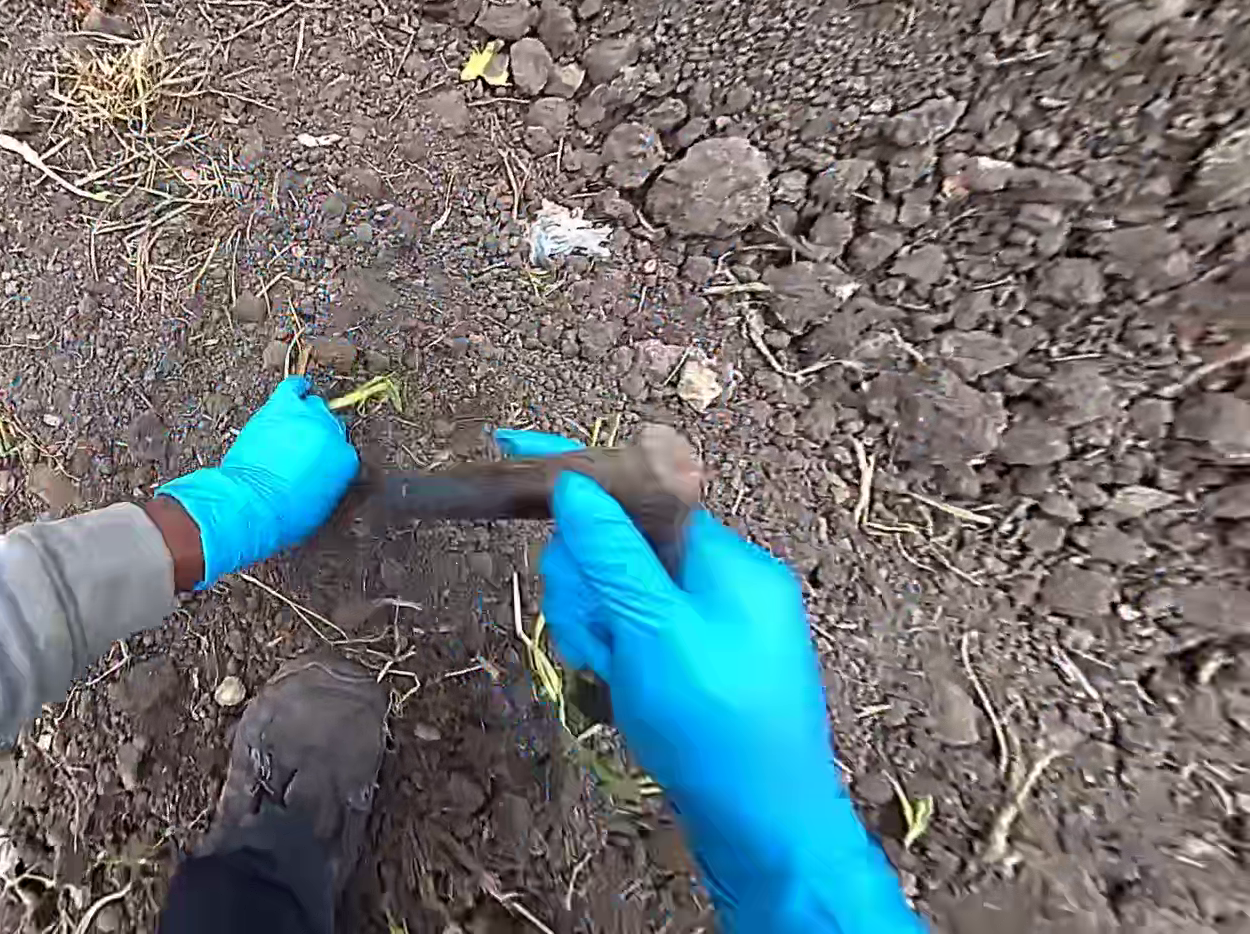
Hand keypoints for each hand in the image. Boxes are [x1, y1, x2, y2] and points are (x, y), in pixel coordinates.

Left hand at [157, 378, 358, 586]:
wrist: (252, 503)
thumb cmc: (283, 514)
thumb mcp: (321, 507)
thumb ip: (331, 484)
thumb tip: (328, 477)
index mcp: (346, 460)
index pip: (344, 450)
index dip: (330, 456)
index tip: (320, 460)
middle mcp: (332, 434)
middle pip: (332, 425)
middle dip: (321, 436)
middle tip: (304, 447)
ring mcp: (307, 417)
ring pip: (316, 405)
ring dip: (308, 415)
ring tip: (298, 423)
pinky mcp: (282, 406)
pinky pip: (294, 387)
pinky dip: (297, 387)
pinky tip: (297, 390)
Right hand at [497, 429, 919, 931]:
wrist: (757, 827)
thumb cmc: (716, 725)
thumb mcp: (658, 632)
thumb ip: (613, 554)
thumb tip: (572, 483)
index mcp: (722, 558)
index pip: (639, 488)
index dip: (575, 465)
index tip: (513, 443)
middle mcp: (707, 572)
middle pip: (609, 536)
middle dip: (583, 577)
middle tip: (590, 625)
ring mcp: (688, 606)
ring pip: (601, 575)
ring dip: (586, 612)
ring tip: (603, 656)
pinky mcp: (671, 635)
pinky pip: (611, 609)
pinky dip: (597, 633)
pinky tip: (608, 666)